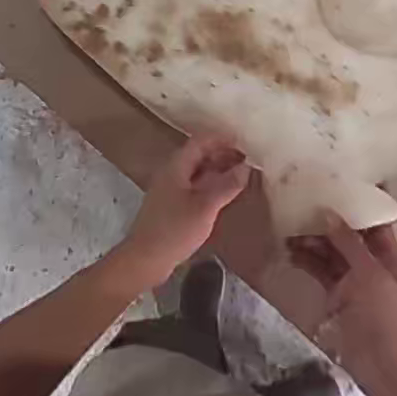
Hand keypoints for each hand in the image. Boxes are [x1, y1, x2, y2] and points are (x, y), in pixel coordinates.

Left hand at [114, 135, 250, 284]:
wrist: (146, 256)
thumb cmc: (175, 229)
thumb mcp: (205, 207)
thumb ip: (226, 185)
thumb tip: (246, 166)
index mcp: (176, 167)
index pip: (199, 142)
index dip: (221, 139)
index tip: (245, 142)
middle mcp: (171, 173)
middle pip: (197, 155)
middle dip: (222, 154)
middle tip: (249, 158)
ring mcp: (170, 189)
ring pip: (197, 171)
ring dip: (218, 170)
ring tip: (243, 173)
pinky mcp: (172, 204)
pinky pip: (194, 186)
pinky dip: (211, 184)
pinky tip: (225, 193)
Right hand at [287, 213, 396, 395]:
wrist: (391, 382)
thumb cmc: (391, 327)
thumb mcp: (374, 280)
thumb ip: (351, 245)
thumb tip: (329, 213)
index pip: (374, 226)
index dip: (352, 208)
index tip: (324, 188)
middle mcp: (377, 270)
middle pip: (348, 239)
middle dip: (323, 224)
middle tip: (294, 209)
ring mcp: (357, 286)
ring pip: (331, 255)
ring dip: (310, 242)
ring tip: (285, 229)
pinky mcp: (338, 302)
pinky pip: (320, 273)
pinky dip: (306, 261)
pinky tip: (288, 251)